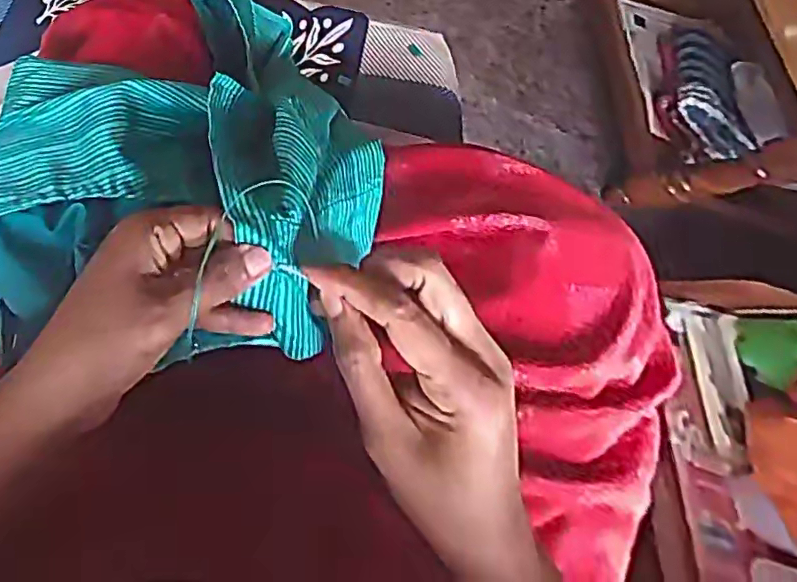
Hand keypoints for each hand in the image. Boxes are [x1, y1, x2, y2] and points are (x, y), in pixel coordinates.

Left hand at [11, 206, 273, 430]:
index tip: (283, 250)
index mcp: (148, 231)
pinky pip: (192, 301)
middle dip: (245, 263)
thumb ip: (218, 279)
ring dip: (237, 292)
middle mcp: (150, 246)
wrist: (60, 393)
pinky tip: (259, 325)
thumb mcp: (169, 308)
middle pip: (207, 246)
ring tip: (283, 303)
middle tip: (292, 278)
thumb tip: (264, 252)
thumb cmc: (111, 340)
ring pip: (203, 277)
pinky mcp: (152, 308)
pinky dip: (219, 312)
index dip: (243, 233)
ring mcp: (150, 279)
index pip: (207, 219)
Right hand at [304, 249, 556, 581]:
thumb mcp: (382, 433)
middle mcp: (485, 351)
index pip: (402, 310)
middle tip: (333, 285)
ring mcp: (487, 344)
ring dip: (385, 272)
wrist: (487, 531)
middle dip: (375, 266)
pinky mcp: (478, 344)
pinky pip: (433, 294)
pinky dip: (395, 287)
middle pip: (429, 273)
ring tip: (346, 293)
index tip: (309, 268)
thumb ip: (356, 359)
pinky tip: (367, 305)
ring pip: (433, 276)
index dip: (351, 282)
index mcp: (466, 382)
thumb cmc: (431, 494)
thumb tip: (330, 297)